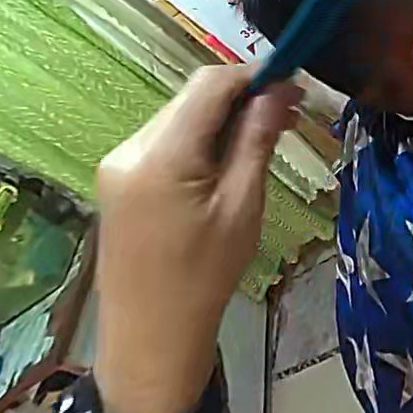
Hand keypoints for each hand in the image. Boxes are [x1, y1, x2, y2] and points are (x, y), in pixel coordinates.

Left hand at [93, 65, 302, 412]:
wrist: (150, 338)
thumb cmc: (205, 274)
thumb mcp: (243, 203)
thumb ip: (257, 137)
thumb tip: (280, 88)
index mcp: (160, 156)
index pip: (210, 84)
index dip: (254, 75)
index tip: (294, 84)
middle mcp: (130, 149)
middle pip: (194, 96)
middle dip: (244, 95)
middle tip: (290, 112)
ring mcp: (119, 163)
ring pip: (183, 113)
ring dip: (227, 115)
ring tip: (268, 133)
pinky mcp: (120, 178)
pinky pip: (170, 136)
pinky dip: (205, 135)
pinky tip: (232, 154)